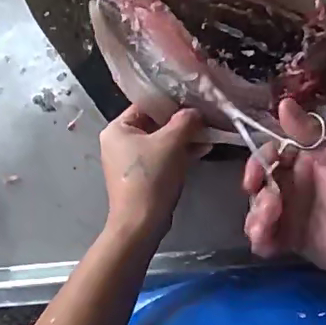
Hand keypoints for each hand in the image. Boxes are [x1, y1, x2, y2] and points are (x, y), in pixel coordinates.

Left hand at [100, 104, 205, 239]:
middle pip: (154, 123)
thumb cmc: (151, 176)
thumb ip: (185, 120)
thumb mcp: (171, 142)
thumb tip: (195, 112)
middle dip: (181, 123)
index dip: (171, 102)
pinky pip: (161, 157)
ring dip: (184, 139)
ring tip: (208, 135)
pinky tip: (202, 150)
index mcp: (116, 128)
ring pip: (160, 141)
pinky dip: (178, 153)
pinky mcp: (141, 176)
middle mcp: (118, 142)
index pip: (146, 105)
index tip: (195, 102)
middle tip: (206, 119)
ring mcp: (129, 161)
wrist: (142, 222)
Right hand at [240, 99, 325, 277]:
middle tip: (271, 208)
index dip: (257, 162)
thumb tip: (283, 102)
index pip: (270, 152)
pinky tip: (268, 245)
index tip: (254, 178)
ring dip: (256, 219)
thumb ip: (311, 132)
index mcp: (306, 159)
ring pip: (256, 209)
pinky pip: (263, 236)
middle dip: (257, 195)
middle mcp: (293, 182)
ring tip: (269, 230)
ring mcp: (289, 211)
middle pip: (258, 182)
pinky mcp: (288, 238)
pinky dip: (260, 240)